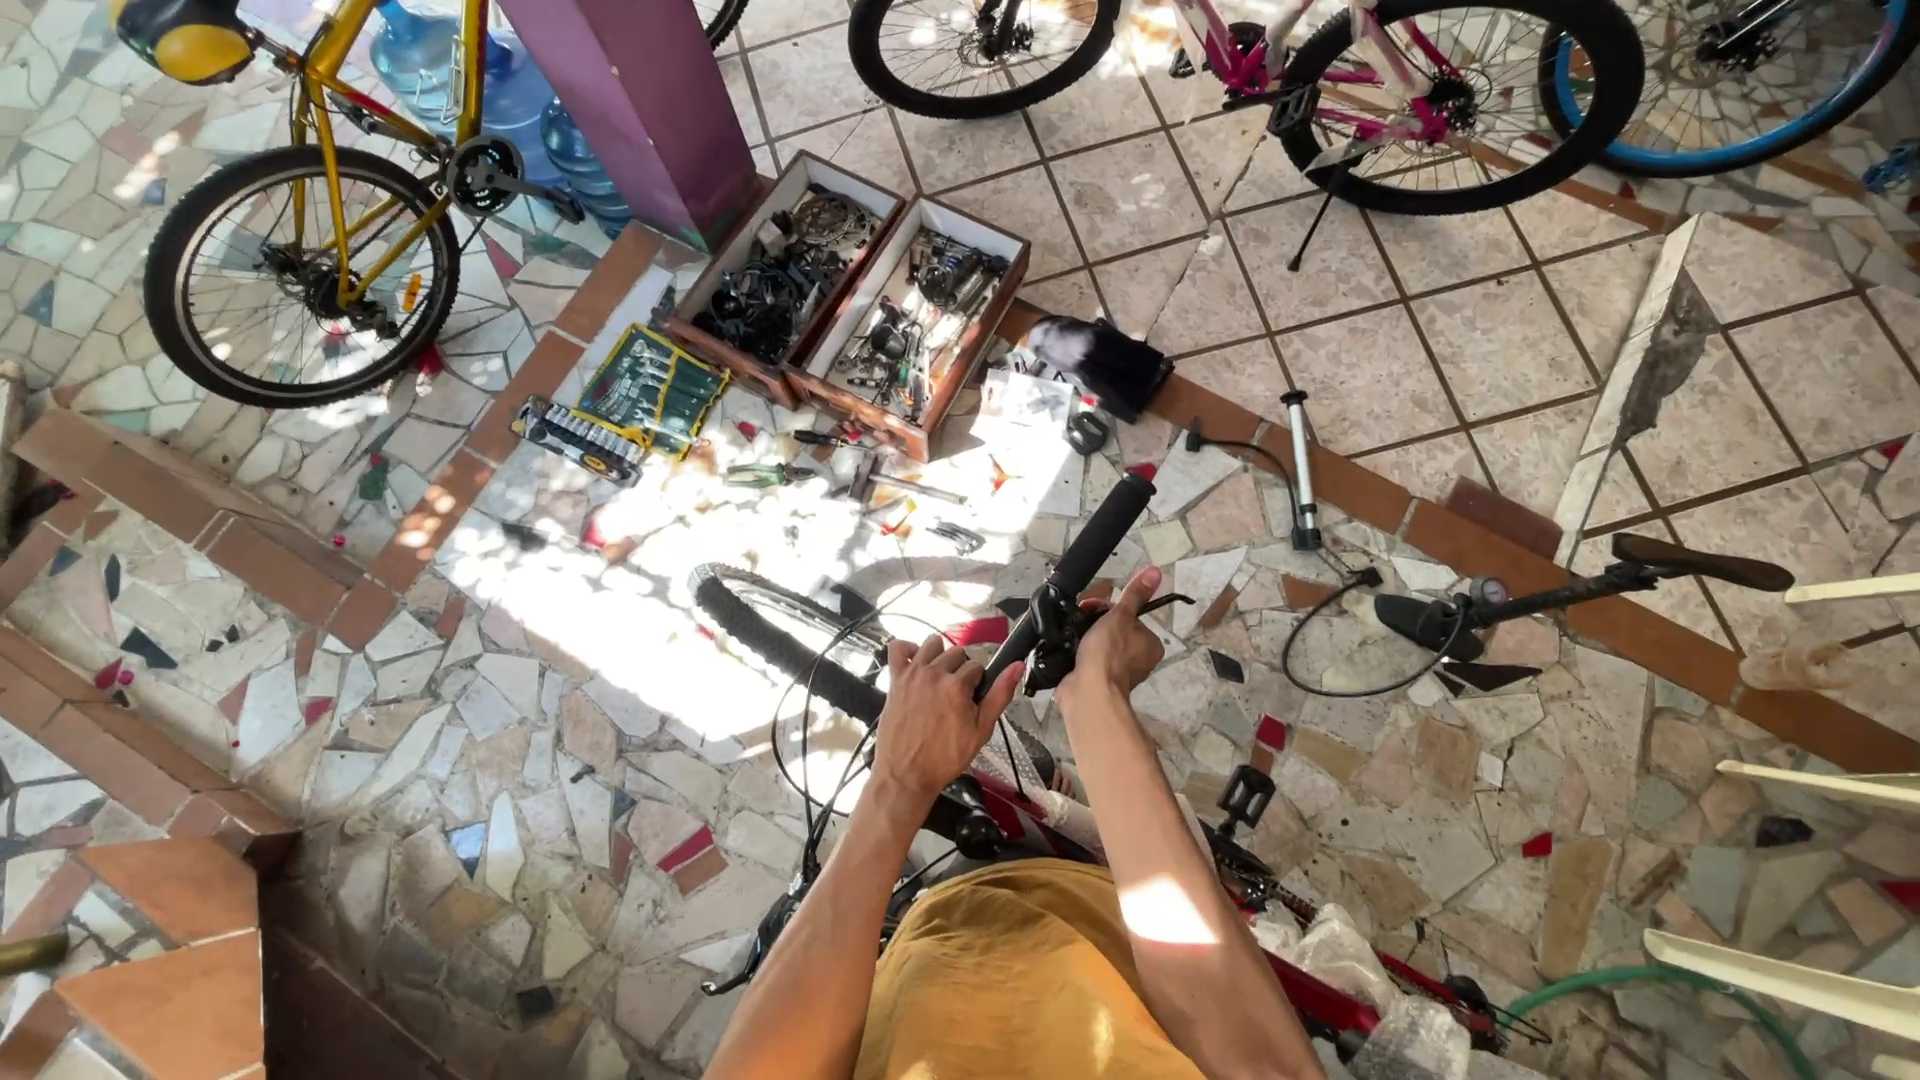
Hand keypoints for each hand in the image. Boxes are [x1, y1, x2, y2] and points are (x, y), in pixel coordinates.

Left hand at [871, 635, 1024, 807]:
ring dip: (940, 655)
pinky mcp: (895, 680)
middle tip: (957, 692)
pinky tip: (917, 664)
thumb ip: (1000, 694)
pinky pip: (898, 647)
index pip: (977, 666)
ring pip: (932, 643)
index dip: (978, 682)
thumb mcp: (981, 730)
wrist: (907, 773)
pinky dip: (908, 649)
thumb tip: (1016, 668)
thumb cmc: (943, 757)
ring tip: (940, 676)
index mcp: (957, 686)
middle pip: (956, 653)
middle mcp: (934, 674)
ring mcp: (912, 675)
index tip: (972, 696)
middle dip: (961, 669)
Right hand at [1061, 566, 1164, 700]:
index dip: (1109, 609)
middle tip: (1079, 620)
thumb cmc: (1109, 651)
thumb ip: (1135, 594)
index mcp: (1151, 645)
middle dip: (1095, 624)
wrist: (1088, 690)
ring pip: (1099, 646)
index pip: (1129, 618)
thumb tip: (1156, 571)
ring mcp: (1117, 673)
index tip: (1092, 607)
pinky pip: (1088, 660)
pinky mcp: (1098, 682)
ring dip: (1084, 638)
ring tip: (1071, 633)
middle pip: (1113, 631)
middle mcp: (1139, 661)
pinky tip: (1068, 649)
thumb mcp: (1121, 615)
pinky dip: (1079, 654)